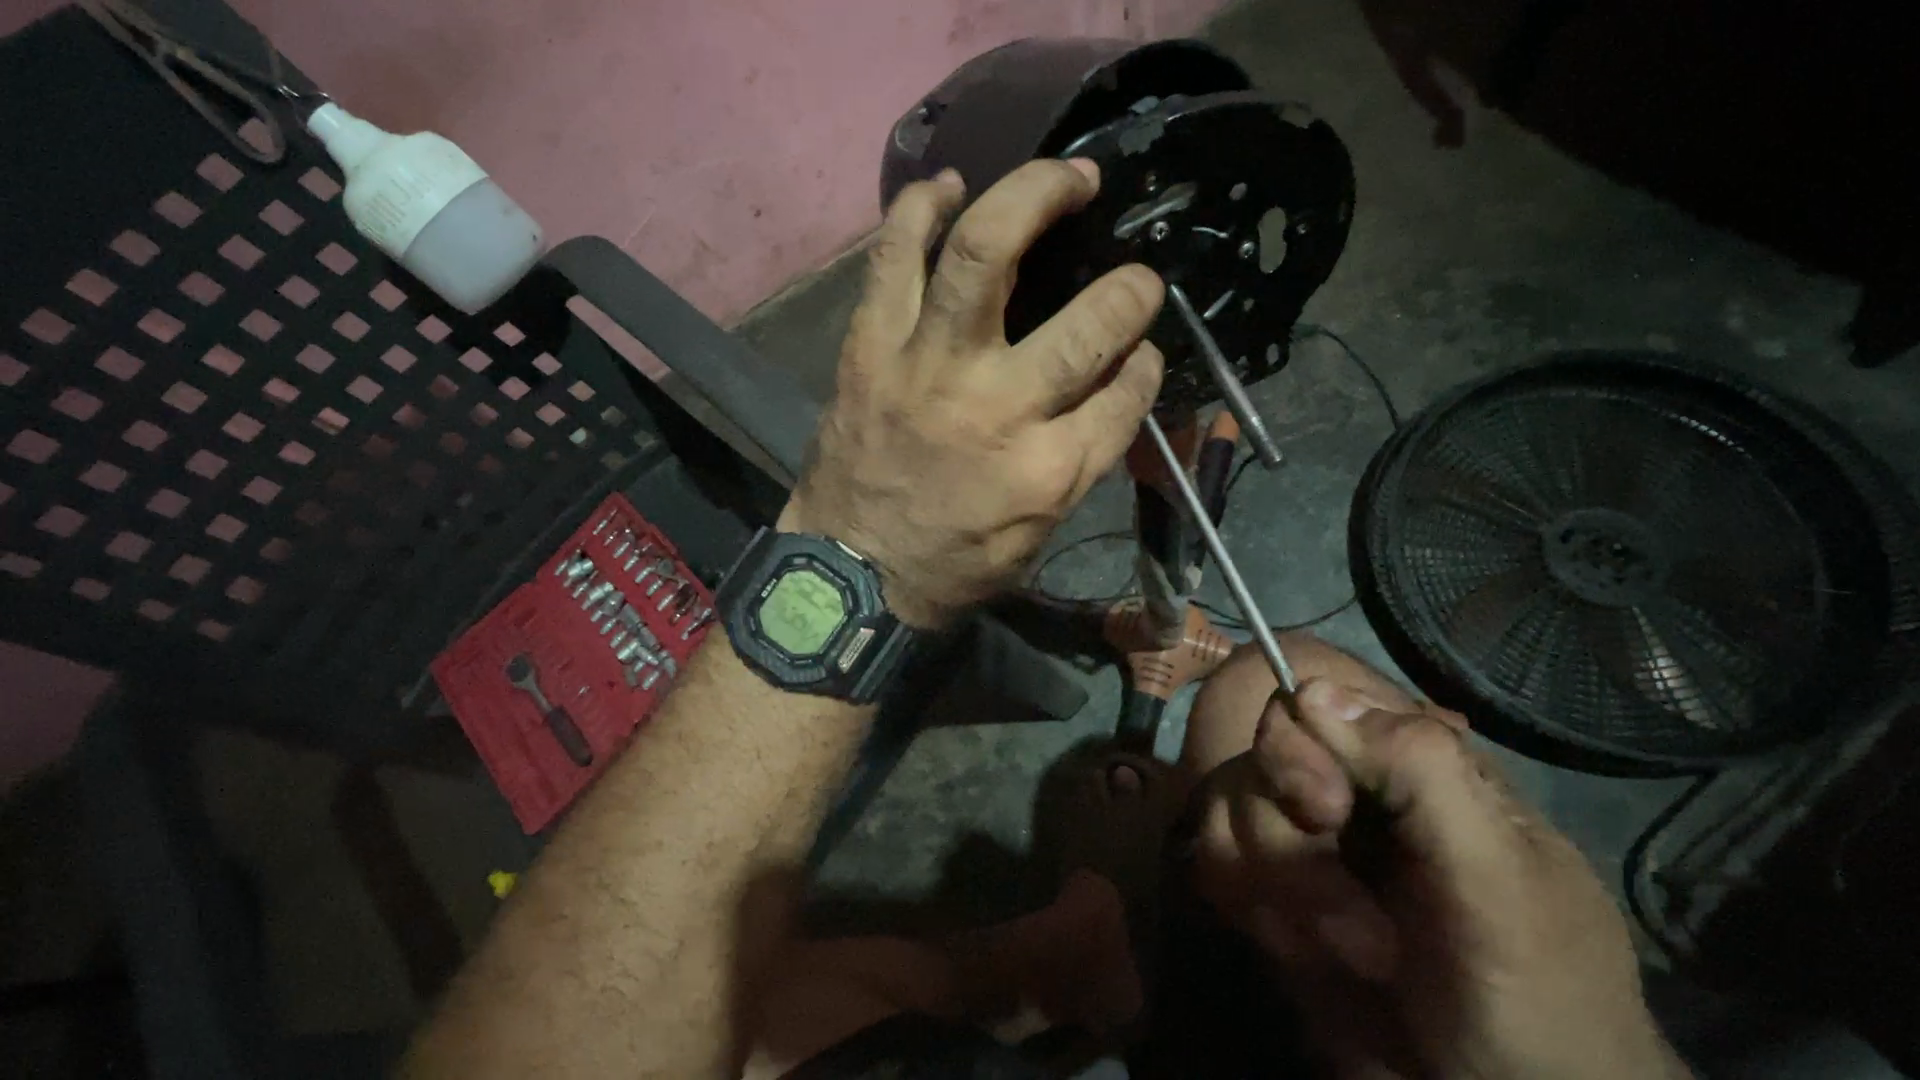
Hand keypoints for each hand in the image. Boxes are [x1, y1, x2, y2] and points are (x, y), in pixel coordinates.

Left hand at [779, 160, 1164, 628]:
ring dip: (1035, 197)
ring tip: (1067, 178)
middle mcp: (994, 407)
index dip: (1147, 364)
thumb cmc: (953, 564)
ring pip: (985, 253)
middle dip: (1129, 290)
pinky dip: (921, 208)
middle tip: (1135, 276)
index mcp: (1046, 469)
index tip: (1143, 352)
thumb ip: (1084, 456)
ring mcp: (926, 366)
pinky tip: (951, 186)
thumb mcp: (1039, 532)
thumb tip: (1119, 380)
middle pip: (1088, 324)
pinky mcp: (870, 346)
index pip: (1128, 392)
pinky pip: (894, 255)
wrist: (850, 575)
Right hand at [1193, 680, 1689, 1079]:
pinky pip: (1215, 866)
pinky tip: (1309, 958)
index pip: (1306, 705)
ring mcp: (1304, 841)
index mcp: (1410, 762)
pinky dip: (1255, 915)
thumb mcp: (1498, 879)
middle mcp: (1347, 788)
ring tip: (1350, 958)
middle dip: (1292, 853)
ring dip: (1279, 898)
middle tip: (1355, 928)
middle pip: (1255, 766)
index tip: (1323, 816)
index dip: (1295, 753)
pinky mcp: (1272, 892)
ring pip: (1225, 816)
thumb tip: (1310, 690)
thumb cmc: (1532, 992)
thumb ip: (1420, 774)